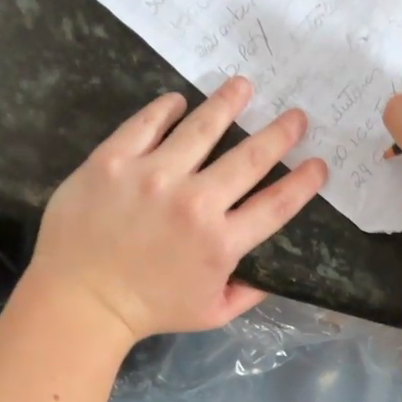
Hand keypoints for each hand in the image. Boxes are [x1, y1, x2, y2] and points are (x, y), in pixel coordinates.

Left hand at [22, 77, 328, 342]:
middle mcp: (195, 203)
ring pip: (201, 127)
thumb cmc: (151, 311)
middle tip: (296, 117)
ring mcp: (153, 176)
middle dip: (279, 134)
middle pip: (249, 158)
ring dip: (228, 104)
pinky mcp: (115, 159)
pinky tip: (178, 102)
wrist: (83, 299)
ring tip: (243, 87)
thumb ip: (247, 293)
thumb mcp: (211, 314)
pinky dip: (167, 108)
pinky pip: (147, 123)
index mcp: (222, 243)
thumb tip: (271, 275)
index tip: (318, 164)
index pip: (275, 205)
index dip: (303, 182)